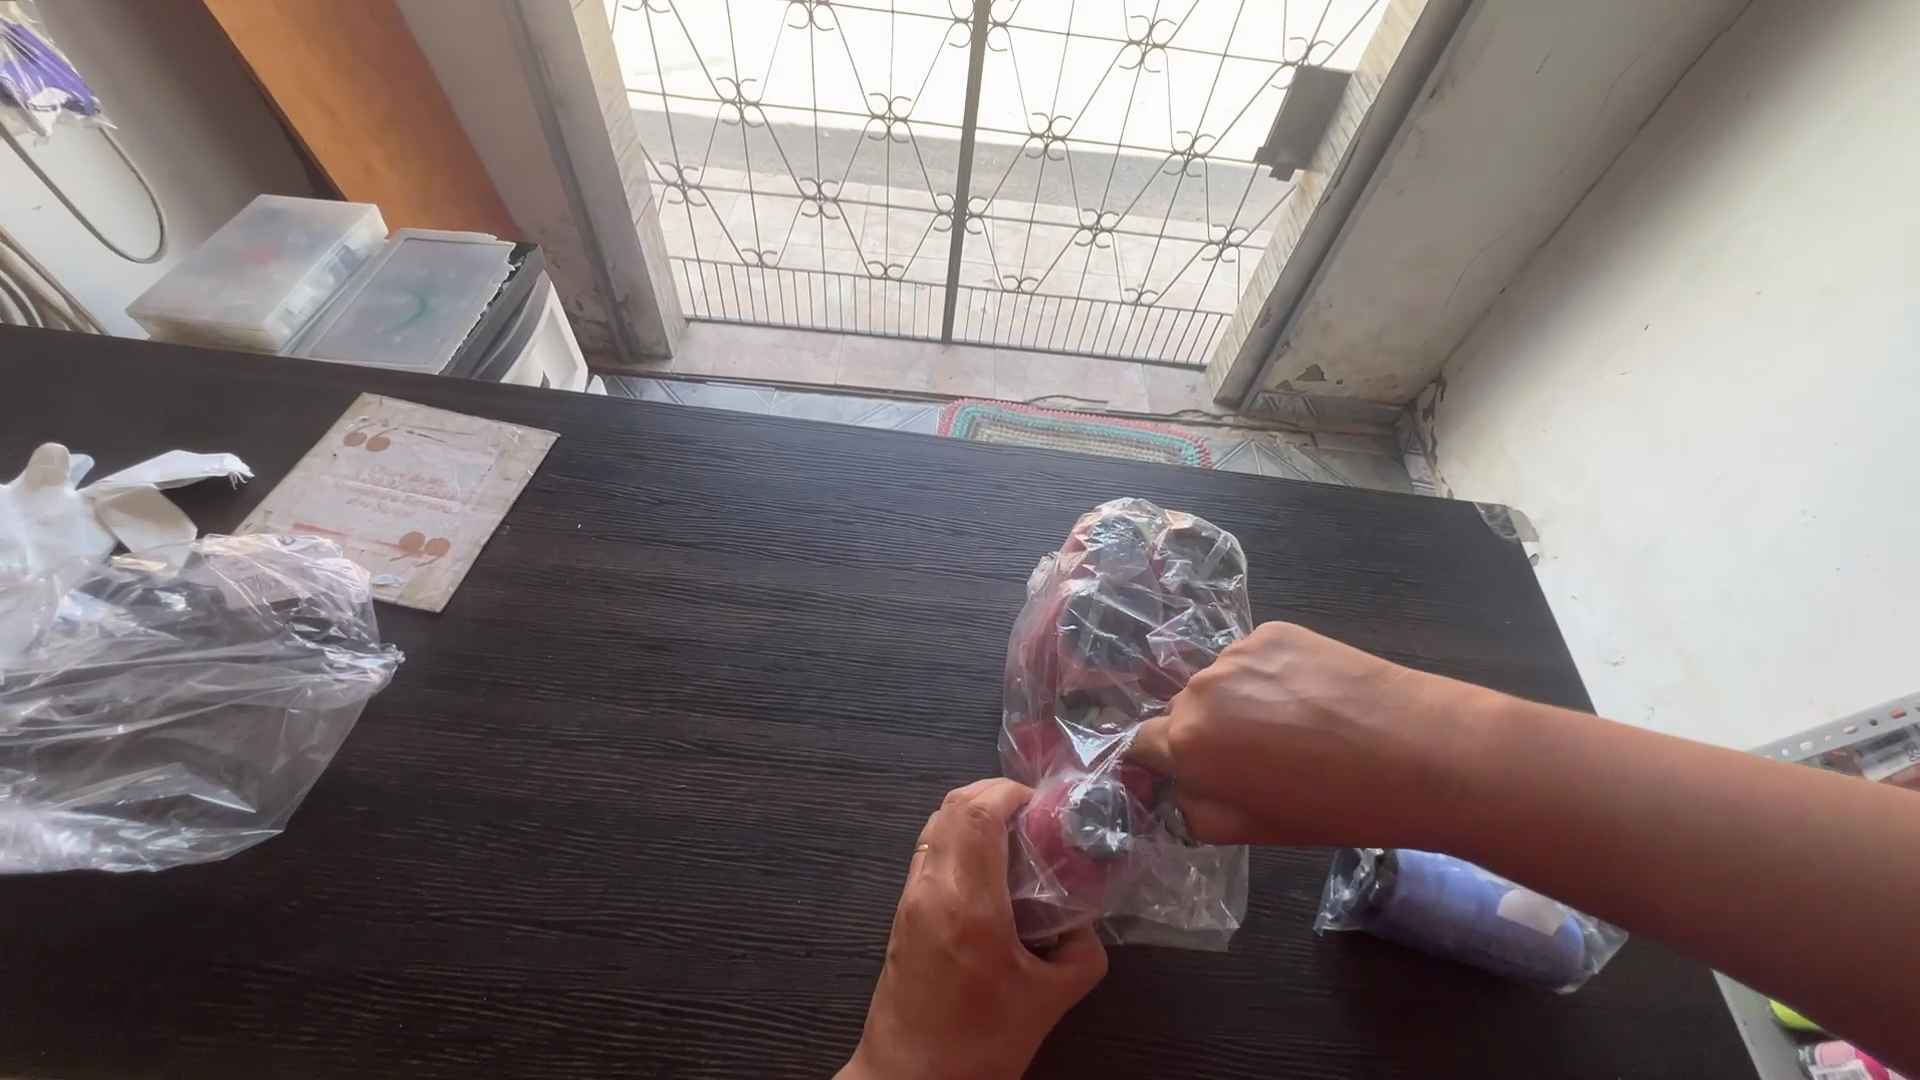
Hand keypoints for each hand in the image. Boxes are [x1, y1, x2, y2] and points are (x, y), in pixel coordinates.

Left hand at [839, 778, 1108, 1079]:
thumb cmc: (980, 1044)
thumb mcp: (1049, 1001)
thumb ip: (1081, 953)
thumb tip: (1086, 921)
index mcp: (969, 904)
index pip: (979, 812)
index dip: (1011, 792)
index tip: (1042, 805)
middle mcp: (933, 887)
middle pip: (952, 803)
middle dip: (993, 792)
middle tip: (1031, 813)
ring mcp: (910, 896)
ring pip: (935, 822)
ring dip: (971, 811)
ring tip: (1010, 833)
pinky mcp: (901, 909)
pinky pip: (928, 848)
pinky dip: (956, 835)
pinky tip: (985, 863)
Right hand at [1130, 621, 1477, 847]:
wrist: (1421, 752)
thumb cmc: (1336, 805)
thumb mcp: (1255, 830)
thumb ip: (1196, 811)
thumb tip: (1182, 787)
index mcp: (1187, 742)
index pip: (1142, 743)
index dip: (1166, 760)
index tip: (1201, 771)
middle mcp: (1199, 689)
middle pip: (1182, 710)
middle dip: (1206, 731)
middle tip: (1256, 755)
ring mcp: (1236, 654)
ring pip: (1218, 682)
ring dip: (1237, 700)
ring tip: (1292, 724)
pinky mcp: (1271, 631)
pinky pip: (1250, 657)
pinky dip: (1267, 675)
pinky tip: (1309, 696)